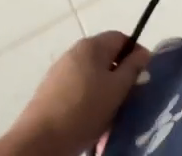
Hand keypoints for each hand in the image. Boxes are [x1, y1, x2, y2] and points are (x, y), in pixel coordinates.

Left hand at [0, 33, 148, 155]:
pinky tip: (87, 118)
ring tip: (107, 112)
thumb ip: (133, 67)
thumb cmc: (84, 110)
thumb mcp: (118, 88)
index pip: (122, 38)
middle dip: (118, 75)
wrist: (38, 142)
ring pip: (90, 76)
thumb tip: (142, 54)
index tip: (142, 76)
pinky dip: (85, 100)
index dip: (136, 54)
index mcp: (92, 45)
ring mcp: (58, 72)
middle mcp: (74, 52)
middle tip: (126, 96)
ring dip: (102, 90)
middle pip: (105, 57)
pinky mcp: (47, 92)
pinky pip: (76, 89)